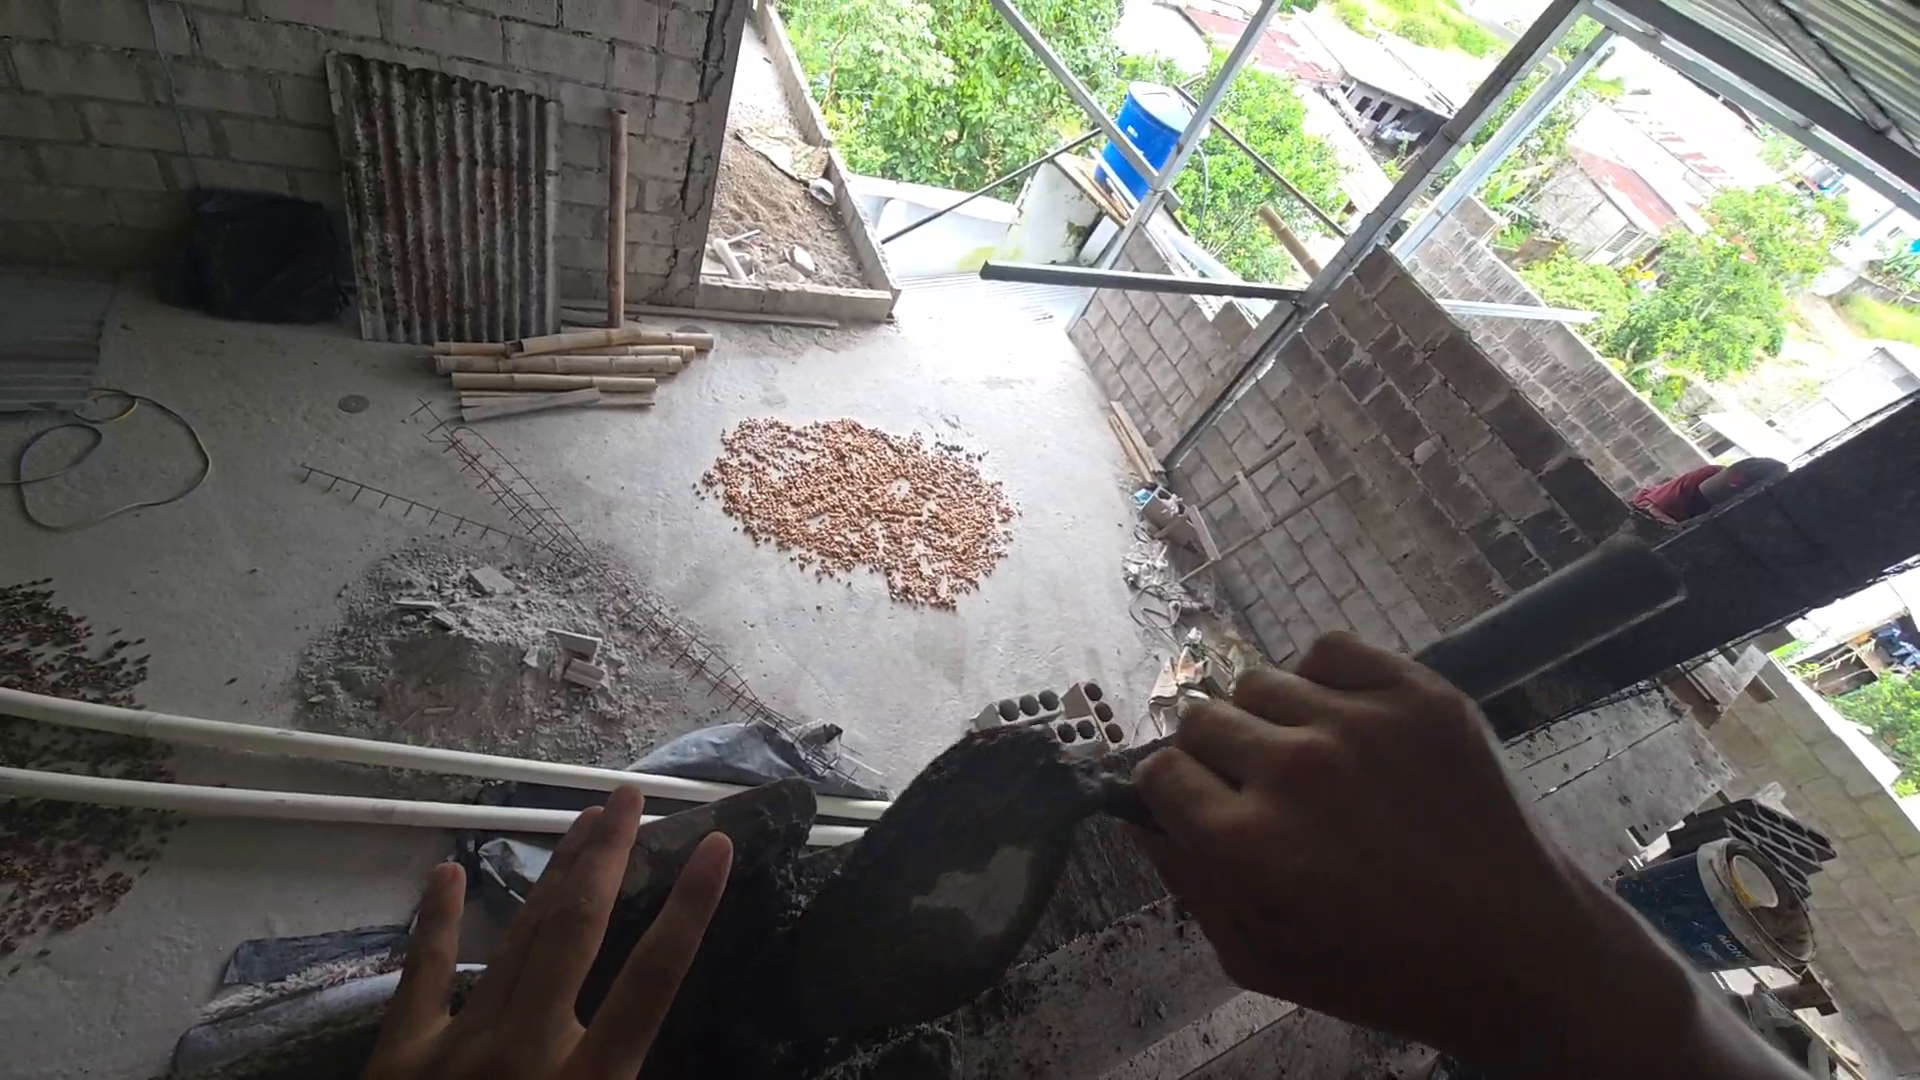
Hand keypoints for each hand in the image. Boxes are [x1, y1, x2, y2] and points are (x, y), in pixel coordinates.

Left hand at [363, 787, 732, 1079]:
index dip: (691, 905)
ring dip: (555, 871)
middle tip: (629, 795)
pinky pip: (422, 979)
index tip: (718, 844)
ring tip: (581, 818)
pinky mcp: (394, 1067)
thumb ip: (637, 1077)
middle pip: (578, 930)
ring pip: (519, 936)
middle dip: (610, 855)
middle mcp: (524, 1053)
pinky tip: (447, 871)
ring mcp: (454, 1053)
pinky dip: (438, 924)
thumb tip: (665, 1035)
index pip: (654, 977)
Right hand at [1132, 633, 1798, 1077]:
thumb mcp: (1260, 958)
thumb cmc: (1384, 970)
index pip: (1159, 772)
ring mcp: (1357, 723)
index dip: (1169, 788)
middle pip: (1199, 716)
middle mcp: (1292, 770)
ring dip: (1265, 718)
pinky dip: (1322, 676)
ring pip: (1256, 681)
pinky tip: (1342, 717)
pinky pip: (1327, 647)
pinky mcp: (1416, 693)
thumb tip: (1145, 819)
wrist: (1530, 955)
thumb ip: (1188, 885)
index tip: (1193, 797)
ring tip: (1306, 752)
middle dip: (1210, 752)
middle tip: (1251, 781)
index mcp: (1247, 843)